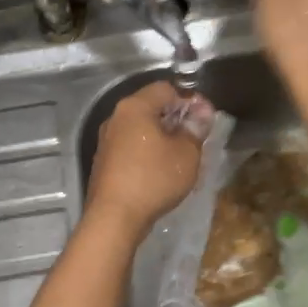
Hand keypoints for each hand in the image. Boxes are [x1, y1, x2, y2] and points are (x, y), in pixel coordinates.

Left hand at [86, 81, 207, 235]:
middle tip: (194, 140)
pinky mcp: (103, 162)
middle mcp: (116, 118)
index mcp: (135, 107)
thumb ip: (196, 128)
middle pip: (150, 108)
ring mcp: (106, 141)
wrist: (114, 217)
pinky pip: (130, 148)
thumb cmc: (154, 179)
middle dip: (175, 120)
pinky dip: (146, 154)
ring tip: (179, 158)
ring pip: (140, 130)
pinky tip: (159, 173)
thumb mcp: (186, 153)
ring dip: (161, 138)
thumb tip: (202, 111)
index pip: (166, 88)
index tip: (204, 120)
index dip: (189, 100)